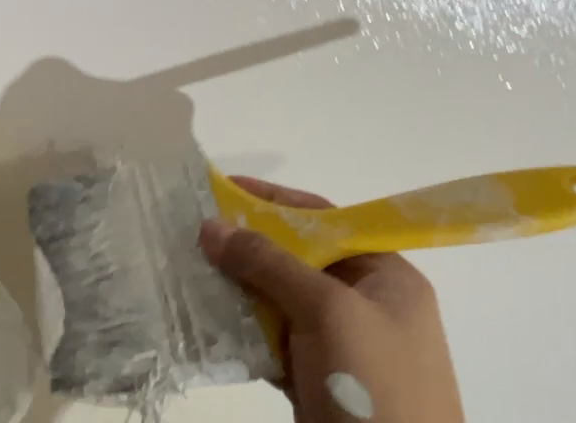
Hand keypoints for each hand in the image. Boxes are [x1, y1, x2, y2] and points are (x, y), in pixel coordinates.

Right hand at [198, 177, 464, 422]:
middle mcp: (364, 303)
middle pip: (294, 256)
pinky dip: (240, 324)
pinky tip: (205, 314)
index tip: (219, 189)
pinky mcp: (317, 376)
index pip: (323, 218)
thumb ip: (268, 262)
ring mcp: (341, 343)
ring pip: (276, 296)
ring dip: (236, 284)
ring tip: (189, 268)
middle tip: (194, 231)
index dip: (272, 199)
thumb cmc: (374, 386)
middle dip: (245, 244)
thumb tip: (210, 225)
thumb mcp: (326, 311)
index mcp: (385, 277)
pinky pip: (270, 334)